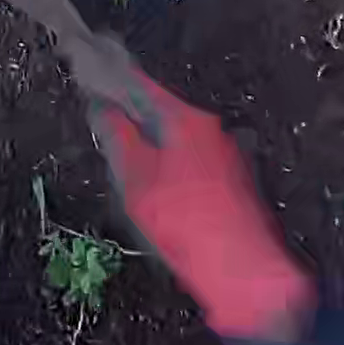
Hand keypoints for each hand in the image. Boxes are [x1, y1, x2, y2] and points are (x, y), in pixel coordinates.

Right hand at [90, 71, 315, 344]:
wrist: (244, 271)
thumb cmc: (187, 224)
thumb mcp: (137, 178)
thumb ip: (119, 136)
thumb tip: (106, 110)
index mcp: (186, 119)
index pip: (144, 85)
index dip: (118, 80)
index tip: (99, 73)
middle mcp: (211, 127)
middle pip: (164, 112)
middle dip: (137, 120)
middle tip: (112, 133)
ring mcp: (226, 152)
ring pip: (180, 137)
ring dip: (157, 146)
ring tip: (138, 176)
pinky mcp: (234, 177)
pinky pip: (196, 158)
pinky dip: (176, 165)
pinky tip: (166, 195)